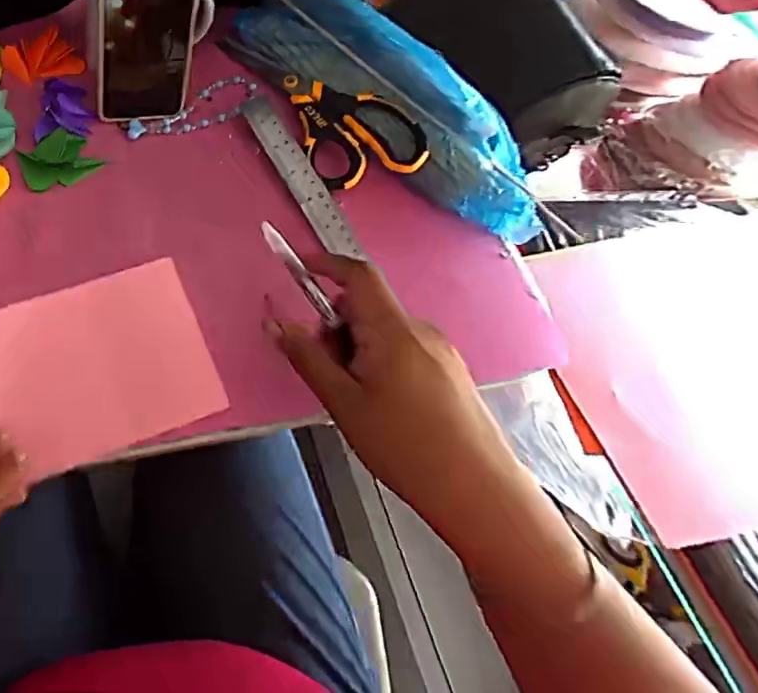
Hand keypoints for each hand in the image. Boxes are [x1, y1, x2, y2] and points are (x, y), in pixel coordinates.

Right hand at [270, 253, 511, 533]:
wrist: (481, 494)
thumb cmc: (407, 448)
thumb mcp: (344, 403)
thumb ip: (307, 357)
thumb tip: (276, 324)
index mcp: (392, 331)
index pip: (358, 275)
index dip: (327, 264)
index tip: (302, 268)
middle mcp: (420, 330)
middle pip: (367, 308)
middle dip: (337, 328)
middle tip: (329, 372)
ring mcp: (440, 350)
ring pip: (384, 331)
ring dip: (359, 349)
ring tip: (359, 399)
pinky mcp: (451, 370)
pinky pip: (405, 348)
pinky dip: (382, 362)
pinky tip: (386, 407)